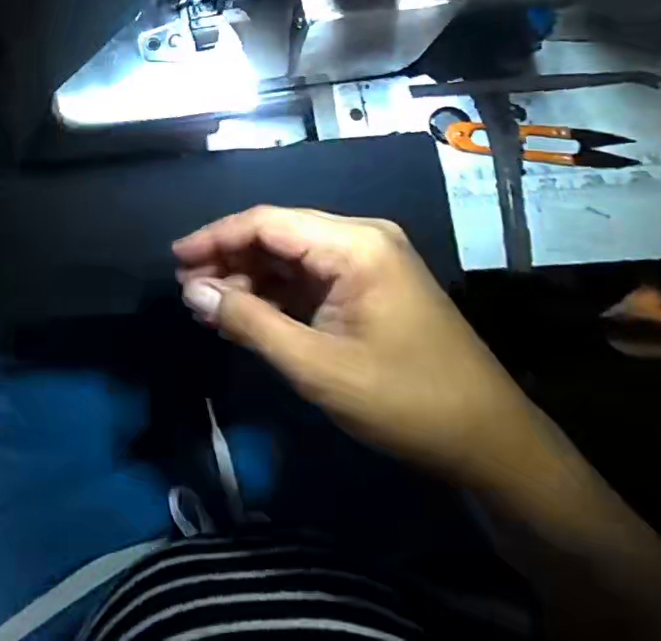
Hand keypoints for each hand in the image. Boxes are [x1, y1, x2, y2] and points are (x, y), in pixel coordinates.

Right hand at [173, 207, 534, 485]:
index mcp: (354, 244)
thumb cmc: (403, 400)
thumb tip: (193, 289)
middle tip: (186, 289)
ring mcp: (369, 260)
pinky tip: (246, 314)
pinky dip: (277, 294)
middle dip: (230, 259)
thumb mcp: (316, 366)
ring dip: (251, 278)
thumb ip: (250, 322)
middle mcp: (362, 238)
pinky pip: (312, 277)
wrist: (486, 438)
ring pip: (293, 256)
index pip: (268, 222)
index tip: (174, 259)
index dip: (216, 237)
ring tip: (207, 304)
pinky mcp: (371, 285)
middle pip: (279, 235)